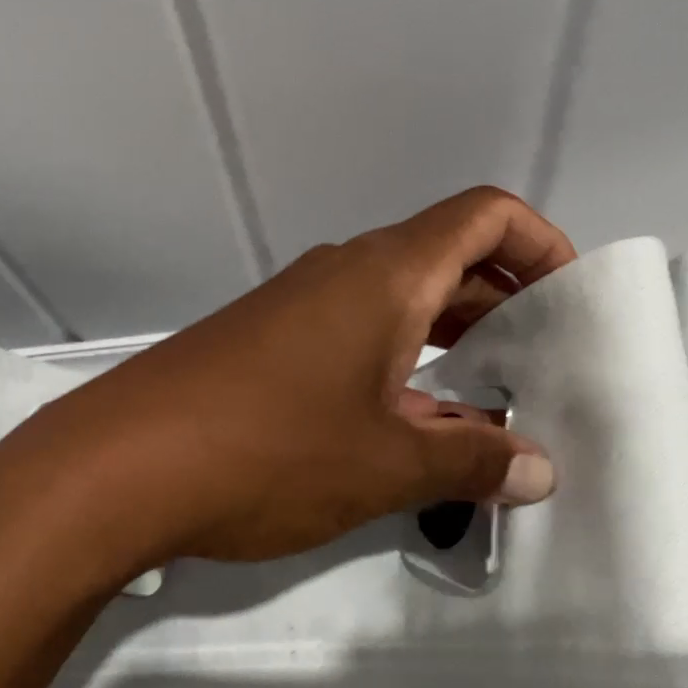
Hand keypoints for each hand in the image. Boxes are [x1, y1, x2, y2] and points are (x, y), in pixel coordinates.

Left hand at [0, 186, 575, 570]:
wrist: (119, 466)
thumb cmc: (269, 449)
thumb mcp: (386, 464)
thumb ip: (469, 461)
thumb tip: (535, 470)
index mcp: (384, 276)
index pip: (482, 216)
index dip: (539, 244)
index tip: (568, 303)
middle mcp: (339, 275)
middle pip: (441, 262)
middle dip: (499, 307)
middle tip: (538, 372)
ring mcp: (291, 310)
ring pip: (392, 309)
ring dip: (442, 349)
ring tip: (483, 416)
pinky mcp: (257, 348)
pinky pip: (346, 342)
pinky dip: (389, 374)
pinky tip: (400, 435)